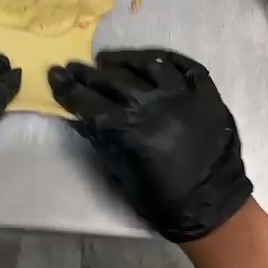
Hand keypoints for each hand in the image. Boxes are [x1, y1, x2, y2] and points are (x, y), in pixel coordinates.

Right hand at [49, 49, 251, 242]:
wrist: (212, 207)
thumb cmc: (161, 199)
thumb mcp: (120, 174)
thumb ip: (102, 141)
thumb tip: (82, 118)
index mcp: (128, 128)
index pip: (88, 101)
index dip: (68, 88)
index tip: (55, 75)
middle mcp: (152, 104)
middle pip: (113, 80)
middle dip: (89, 73)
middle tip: (75, 67)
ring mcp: (182, 95)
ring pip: (148, 64)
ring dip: (124, 60)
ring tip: (109, 61)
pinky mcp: (206, 94)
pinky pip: (185, 66)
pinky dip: (167, 59)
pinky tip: (153, 60)